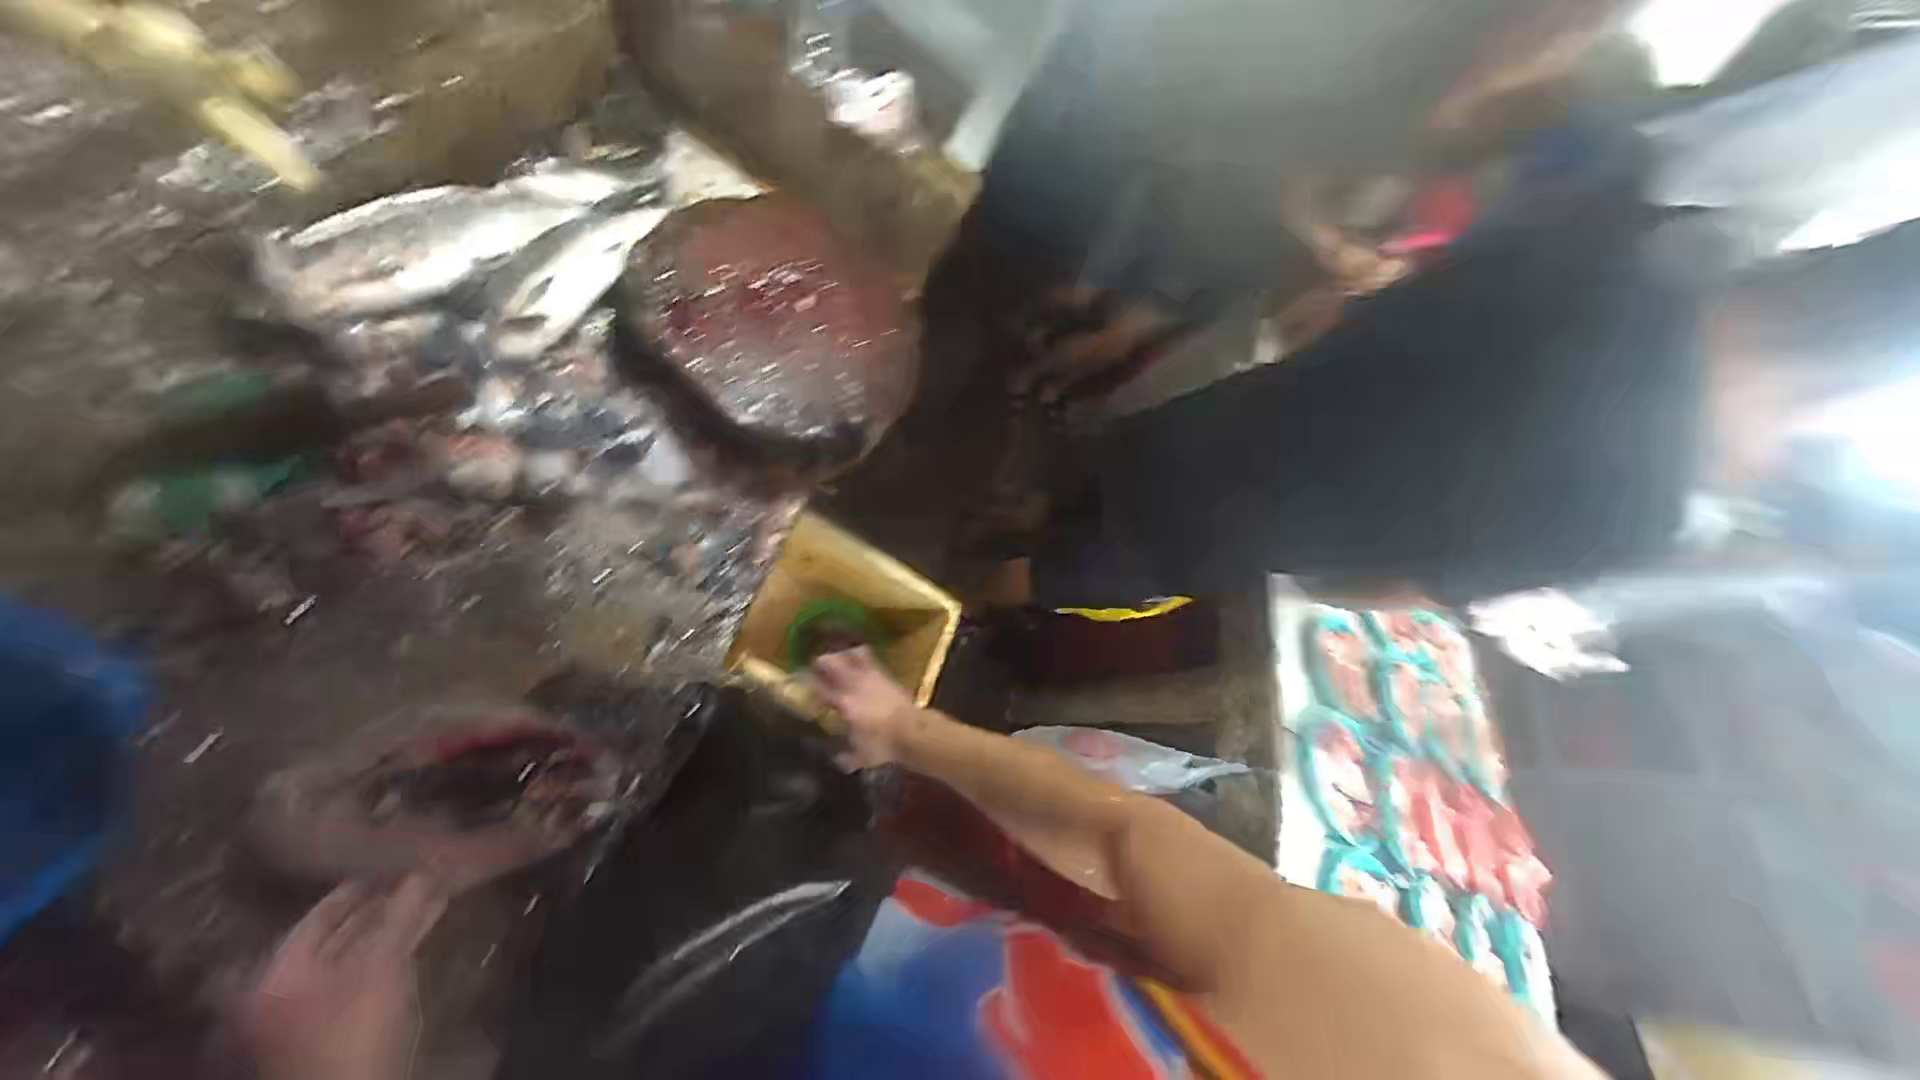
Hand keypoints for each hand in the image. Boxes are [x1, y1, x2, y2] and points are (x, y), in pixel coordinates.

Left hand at [236, 876, 446, 1079]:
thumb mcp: (382, 965)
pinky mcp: (353, 1011)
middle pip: (345, 930)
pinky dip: (405, 937)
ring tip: (439, 882)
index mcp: (284, 975)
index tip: (392, 855)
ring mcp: (325, 1001)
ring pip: (368, 945)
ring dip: (403, 914)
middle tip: (423, 866)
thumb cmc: (357, 1029)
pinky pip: (378, 962)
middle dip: (388, 898)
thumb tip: (425, 865)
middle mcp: (296, 985)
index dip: (358, 884)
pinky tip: (435, 911)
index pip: (321, 915)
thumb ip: (402, 912)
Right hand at [811, 648, 920, 769]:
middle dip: (820, 662)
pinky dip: (860, 654)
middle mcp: (854, 685)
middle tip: (814, 665)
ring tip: (836, 656)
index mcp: (844, 703)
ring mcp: (871, 676)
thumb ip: (845, 757)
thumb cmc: (884, 745)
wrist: (913, 731)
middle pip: (832, 663)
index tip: (799, 681)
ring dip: (841, 654)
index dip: (807, 683)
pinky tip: (857, 655)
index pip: (819, 688)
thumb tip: (836, 759)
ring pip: (851, 655)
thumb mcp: (861, 756)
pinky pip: (869, 658)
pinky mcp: (886, 674)